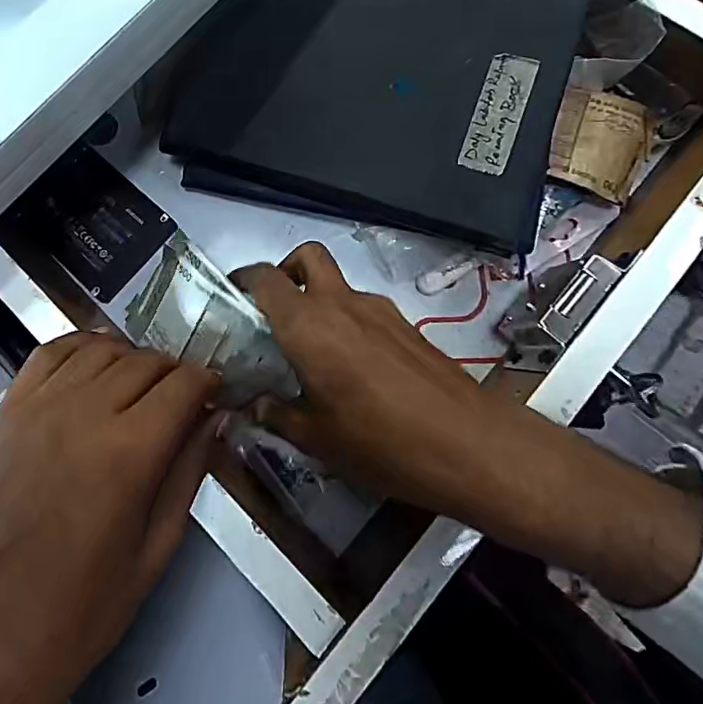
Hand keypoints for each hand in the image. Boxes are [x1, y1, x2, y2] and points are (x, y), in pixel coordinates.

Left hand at [0, 333, 217, 703]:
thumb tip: (213, 421)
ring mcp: (38, 407)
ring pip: (100, 350)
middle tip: (183, 398)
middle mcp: (83, 414)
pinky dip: (79, 347)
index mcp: (128, 452)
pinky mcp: (6, 412)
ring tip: (140, 384)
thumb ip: (187, 474)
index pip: (183, 386)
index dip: (208, 383)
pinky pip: (49, 354)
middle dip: (174, 373)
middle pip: (145, 362)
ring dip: (131, 358)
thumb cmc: (74, 612)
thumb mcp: (152, 553)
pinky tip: (92, 364)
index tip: (215, 392)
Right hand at [235, 243, 702, 607]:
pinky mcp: (406, 326)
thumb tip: (252, 405)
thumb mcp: (318, 440)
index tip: (229, 299)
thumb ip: (277, 415)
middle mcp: (341, 304)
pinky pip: (363, 309)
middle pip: (306, 256)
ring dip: (317, 301)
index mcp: (308, 325)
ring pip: (337, 284)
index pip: (264, 278)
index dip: (241, 280)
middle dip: (283, 270)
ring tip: (311, 352)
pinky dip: (346, 322)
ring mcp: (379, 311)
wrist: (473, 447)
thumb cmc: (382, 443)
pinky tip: (352, 370)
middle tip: (272, 313)